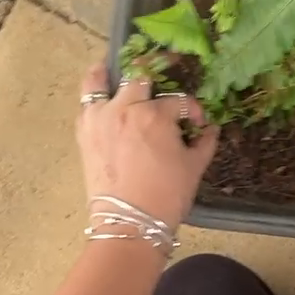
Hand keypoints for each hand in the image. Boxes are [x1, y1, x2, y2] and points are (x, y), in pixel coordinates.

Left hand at [76, 63, 217, 231]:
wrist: (130, 224)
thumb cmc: (167, 196)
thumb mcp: (194, 168)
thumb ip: (204, 142)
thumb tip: (210, 129)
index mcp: (156, 114)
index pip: (180, 101)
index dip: (192, 110)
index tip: (197, 124)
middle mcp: (126, 107)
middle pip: (141, 77)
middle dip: (157, 77)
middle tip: (163, 84)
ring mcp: (101, 118)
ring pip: (101, 81)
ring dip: (111, 74)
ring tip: (114, 70)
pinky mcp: (84, 132)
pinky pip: (85, 103)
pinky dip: (93, 95)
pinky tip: (101, 94)